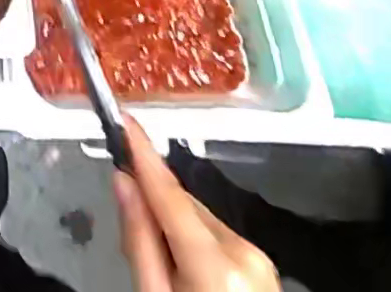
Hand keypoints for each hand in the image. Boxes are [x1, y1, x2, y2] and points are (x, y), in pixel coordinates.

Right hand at [113, 119, 277, 291]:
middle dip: (154, 204)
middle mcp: (244, 252)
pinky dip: (194, 240)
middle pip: (183, 204)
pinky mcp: (267, 271)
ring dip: (173, 223)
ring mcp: (262, 262)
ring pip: (199, 218)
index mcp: (214, 264)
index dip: (143, 153)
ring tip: (161, 265)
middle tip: (129, 228)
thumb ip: (139, 241)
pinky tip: (185, 269)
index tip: (124, 118)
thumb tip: (123, 182)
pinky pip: (217, 237)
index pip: (169, 193)